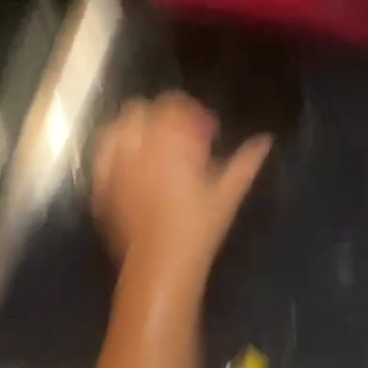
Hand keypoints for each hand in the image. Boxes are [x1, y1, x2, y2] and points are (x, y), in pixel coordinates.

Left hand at [91, 92, 271, 290]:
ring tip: (153, 146)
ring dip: (135, 130)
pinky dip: (117, 151)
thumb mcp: (229, 194)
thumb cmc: (200, 227)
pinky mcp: (102, 182)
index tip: (202, 123)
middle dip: (158, 115)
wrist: (160, 261)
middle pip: (139, 110)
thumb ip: (246, 162)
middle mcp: (137, 148)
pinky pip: (103, 154)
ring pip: (117, 128)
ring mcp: (115, 164)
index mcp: (170, 145)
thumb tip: (265, 141)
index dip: (187, 108)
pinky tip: (133, 164)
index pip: (171, 106)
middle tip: (178, 134)